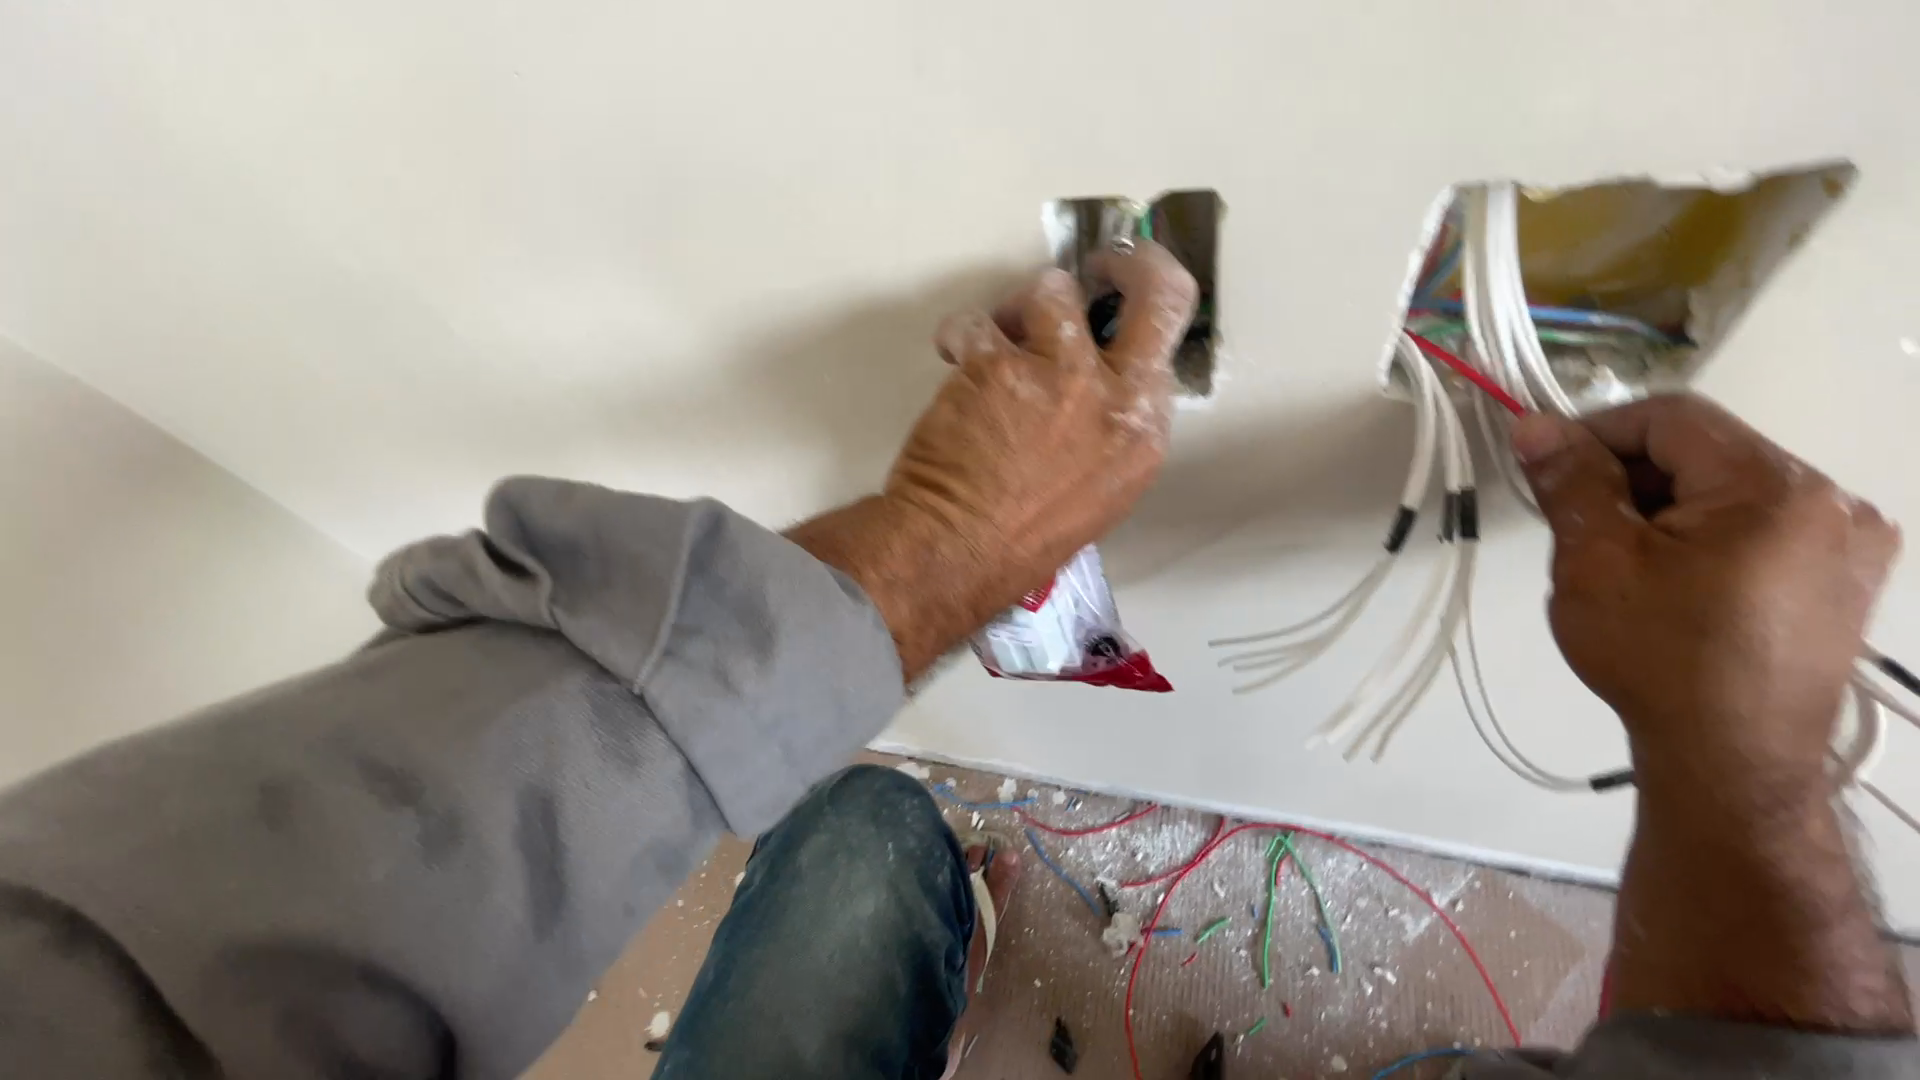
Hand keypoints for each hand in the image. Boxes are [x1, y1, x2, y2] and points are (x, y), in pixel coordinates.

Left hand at [889, 243, 1197, 596]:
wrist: (961, 551)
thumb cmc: (1027, 535)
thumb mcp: (1100, 487)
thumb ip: (1110, 425)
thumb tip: (1096, 378)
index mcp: (1144, 431)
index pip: (1171, 338)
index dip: (1142, 304)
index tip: (1119, 296)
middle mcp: (1115, 395)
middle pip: (1154, 292)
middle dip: (1125, 263)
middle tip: (1097, 265)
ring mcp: (1060, 375)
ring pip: (1051, 289)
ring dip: (1021, 307)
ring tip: (997, 339)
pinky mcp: (997, 366)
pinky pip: (974, 322)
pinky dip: (960, 336)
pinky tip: (953, 361)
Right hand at [1512, 394, 1899, 791]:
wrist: (1729, 757)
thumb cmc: (1657, 653)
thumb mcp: (1595, 560)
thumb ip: (1570, 482)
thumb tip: (1534, 424)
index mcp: (1777, 488)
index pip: (1673, 418)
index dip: (1596, 431)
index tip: (1545, 468)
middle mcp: (1832, 502)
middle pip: (1704, 453)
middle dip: (1627, 477)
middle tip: (1575, 526)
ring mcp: (1847, 544)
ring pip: (1726, 491)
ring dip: (1659, 508)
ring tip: (1618, 562)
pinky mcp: (1840, 579)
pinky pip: (1755, 527)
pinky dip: (1698, 536)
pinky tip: (1667, 581)